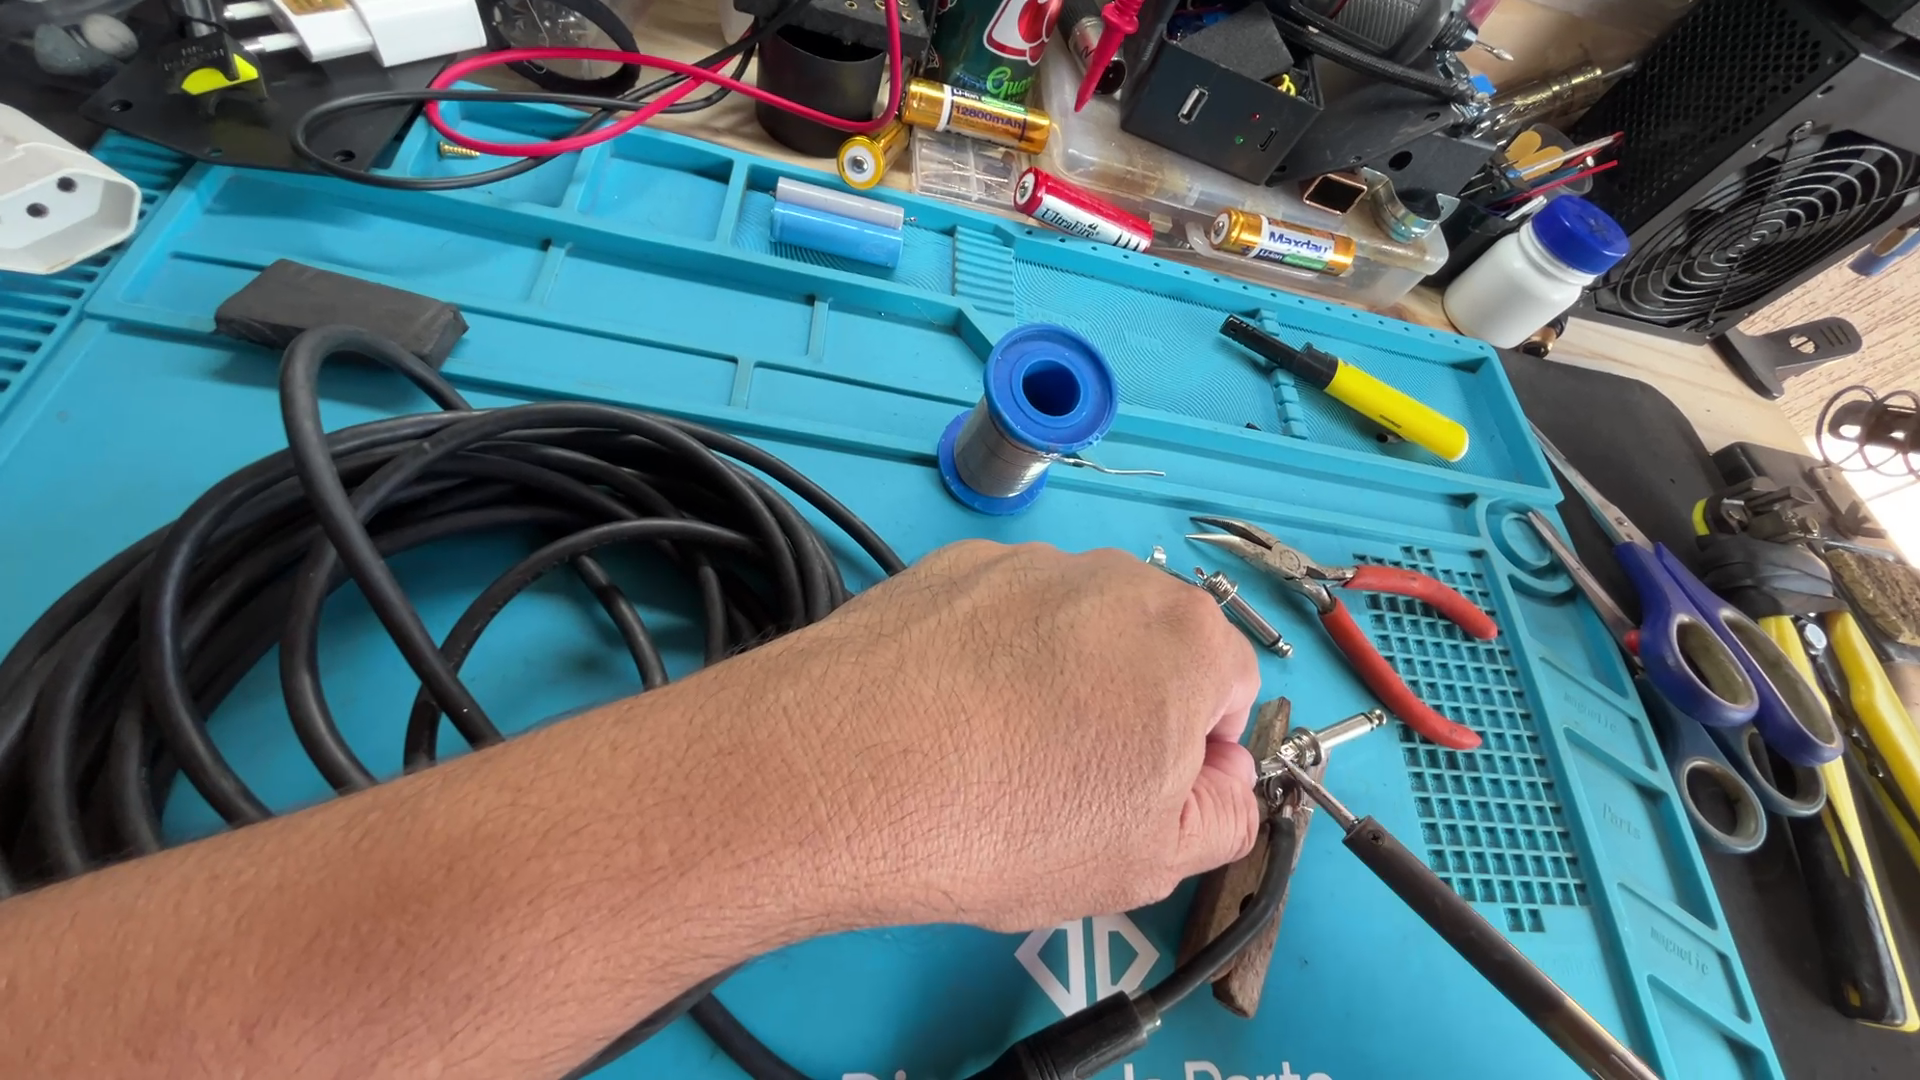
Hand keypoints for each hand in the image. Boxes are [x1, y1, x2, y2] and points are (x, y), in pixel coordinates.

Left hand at [694, 540, 1262, 933]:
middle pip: (1147, 646)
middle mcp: (1108, 574)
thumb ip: (1225, 814)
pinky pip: (995, 613)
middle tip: (1066, 775)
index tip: (1142, 793)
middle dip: (1129, 705)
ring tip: (992, 746)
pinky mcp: (945, 566)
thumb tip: (1221, 778)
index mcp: (1183, 634)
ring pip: (1068, 626)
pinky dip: (988, 653)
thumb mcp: (1154, 858)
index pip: (1231, 688)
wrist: (844, 767)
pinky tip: (943, 710)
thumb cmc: (1016, 819)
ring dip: (1055, 675)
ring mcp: (1018, 561)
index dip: (1197, 752)